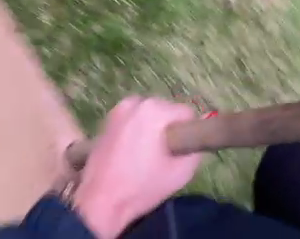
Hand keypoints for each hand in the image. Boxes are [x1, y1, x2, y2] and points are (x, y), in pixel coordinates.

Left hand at [70, 97, 202, 237]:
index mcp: (155, 110)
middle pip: (166, 110)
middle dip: (169, 129)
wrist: (102, 199)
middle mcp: (136, 101)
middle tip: (165, 156)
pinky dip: (137, 129)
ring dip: (153, 128)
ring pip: (149, 113)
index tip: (182, 152)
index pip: (186, 113)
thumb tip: (197, 135)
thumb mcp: (180, 173)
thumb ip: (196, 149)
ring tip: (148, 155)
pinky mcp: (108, 118)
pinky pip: (133, 118)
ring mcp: (119, 107)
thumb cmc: (142, 186)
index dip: (189, 133)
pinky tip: (133, 152)